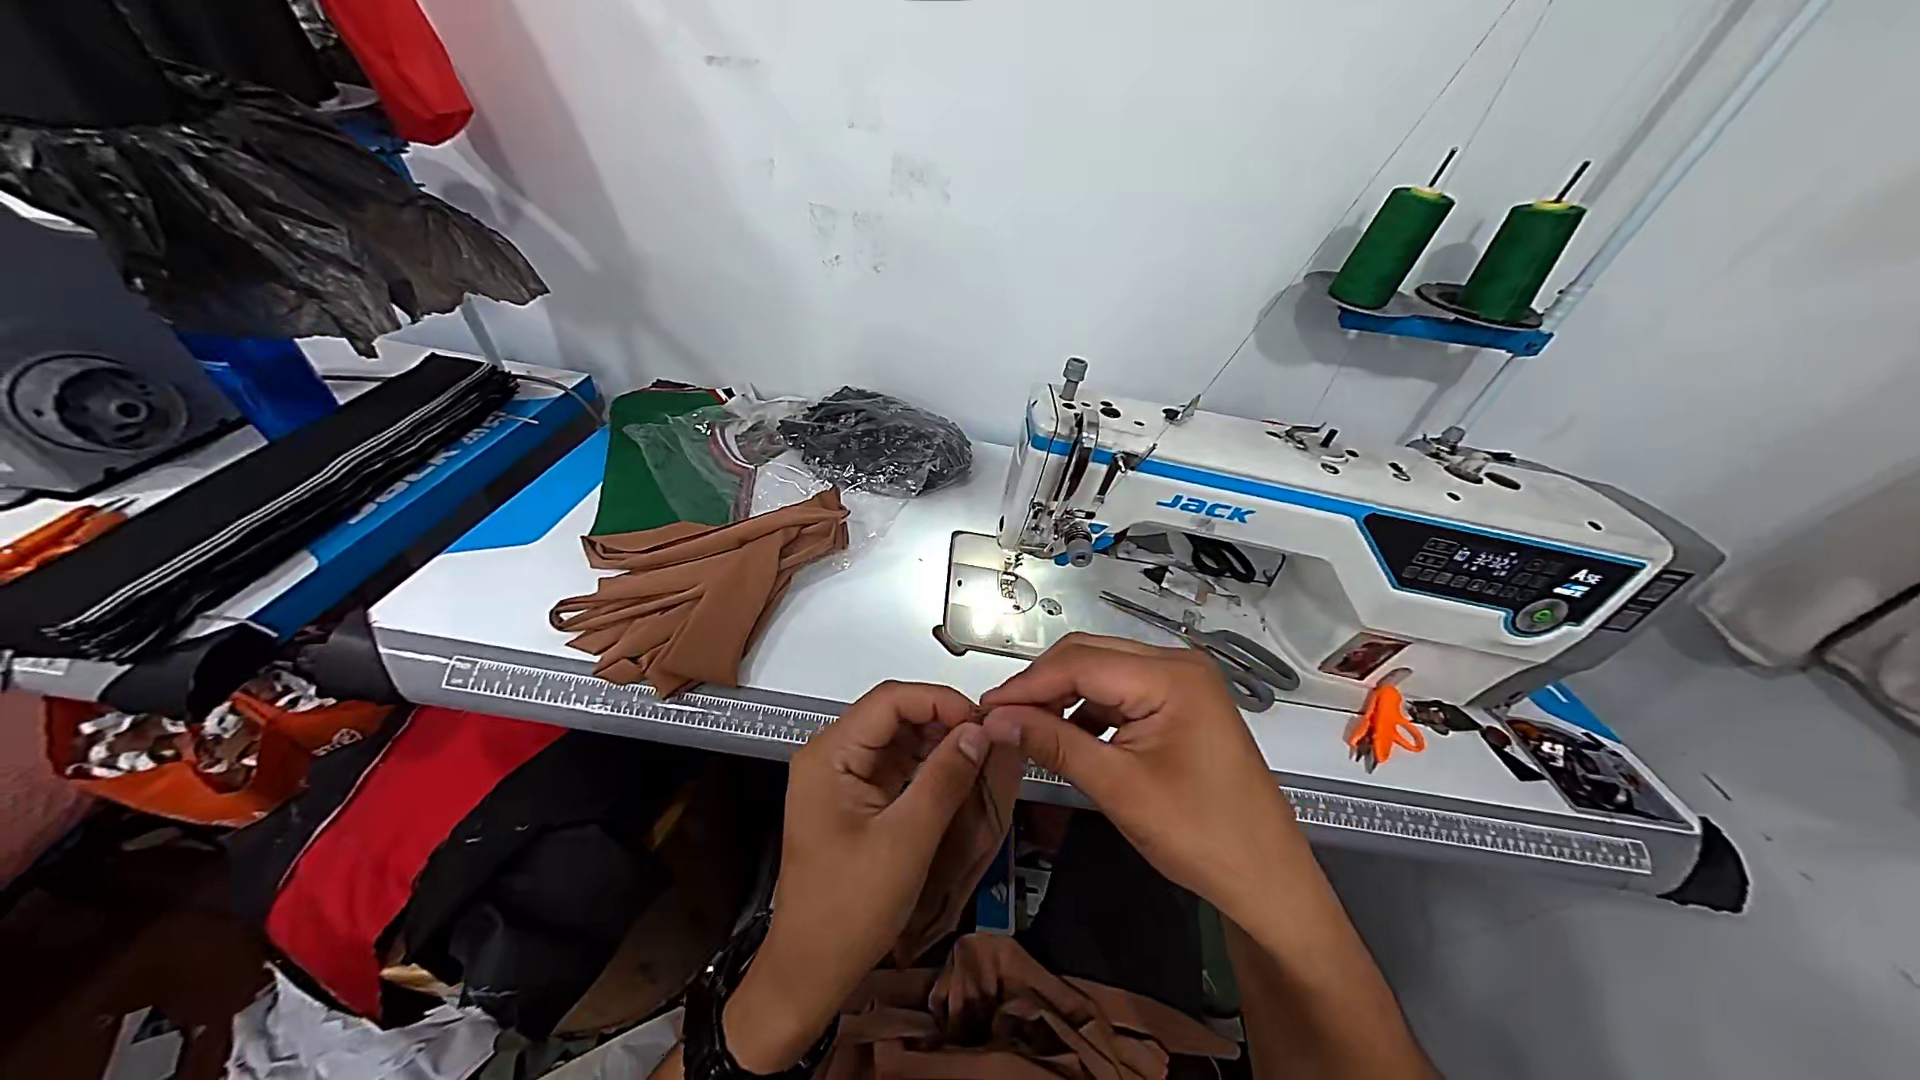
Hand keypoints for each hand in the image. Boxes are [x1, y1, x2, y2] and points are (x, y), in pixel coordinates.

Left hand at [724, 681, 1018, 1071]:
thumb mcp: (905, 841)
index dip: (938, 701)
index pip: (889, 701)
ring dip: (939, 741)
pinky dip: (929, 765)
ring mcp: (843, 776)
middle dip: (942, 720)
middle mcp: (830, 757)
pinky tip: (957, 774)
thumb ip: (944, 780)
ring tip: (977, 754)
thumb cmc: (842, 913)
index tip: (977, 719)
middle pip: (894, 714)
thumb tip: (975, 734)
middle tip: (984, 737)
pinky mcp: (857, 796)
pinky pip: (898, 764)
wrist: (812, 968)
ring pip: (899, 737)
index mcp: (828, 757)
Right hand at [979, 633, 1306, 926]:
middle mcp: (1178, 666)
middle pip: (1089, 657)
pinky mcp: (1178, 704)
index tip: (988, 708)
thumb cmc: (1204, 835)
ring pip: (1101, 671)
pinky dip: (1086, 709)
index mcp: (1172, 677)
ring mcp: (1181, 683)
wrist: (1264, 878)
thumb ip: (1054, 744)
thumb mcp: (1118, 786)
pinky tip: (1065, 734)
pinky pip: (1119, 691)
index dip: (1027, 685)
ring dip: (1062, 695)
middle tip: (1002, 716)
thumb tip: (1000, 720)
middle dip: (1041, 685)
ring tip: (1027, 726)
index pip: (1079, 663)